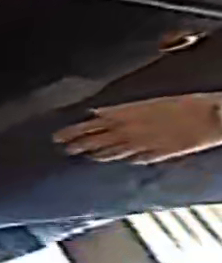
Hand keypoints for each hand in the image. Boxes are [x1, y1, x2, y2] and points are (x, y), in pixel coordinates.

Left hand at [52, 94, 221, 164]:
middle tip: (67, 149)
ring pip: (107, 154)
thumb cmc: (184, 104)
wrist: (217, 116)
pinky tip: (120, 158)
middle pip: (90, 143)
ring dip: (95, 155)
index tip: (56, 138)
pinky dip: (124, 159)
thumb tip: (94, 113)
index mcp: (120, 117)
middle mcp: (124, 132)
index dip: (68, 134)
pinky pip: (132, 159)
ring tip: (88, 155)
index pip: (83, 127)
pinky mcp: (155, 154)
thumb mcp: (145, 104)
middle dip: (75, 147)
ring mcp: (138, 145)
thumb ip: (118, 110)